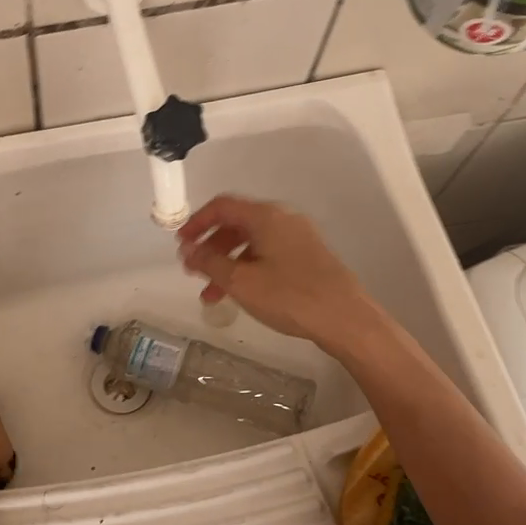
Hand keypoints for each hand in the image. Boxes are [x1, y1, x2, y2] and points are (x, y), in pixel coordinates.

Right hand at [177, 195, 373, 348]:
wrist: (345, 318)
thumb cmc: (289, 296)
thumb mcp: (241, 282)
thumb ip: (210, 263)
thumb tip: (188, 250)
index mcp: (266, 216)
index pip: (222, 206)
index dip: (196, 221)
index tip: (180, 243)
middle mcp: (283, 219)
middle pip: (237, 223)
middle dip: (210, 246)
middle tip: (192, 270)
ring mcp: (298, 237)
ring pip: (251, 243)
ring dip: (227, 263)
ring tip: (211, 294)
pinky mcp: (308, 256)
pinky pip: (268, 254)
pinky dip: (247, 268)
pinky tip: (240, 294)